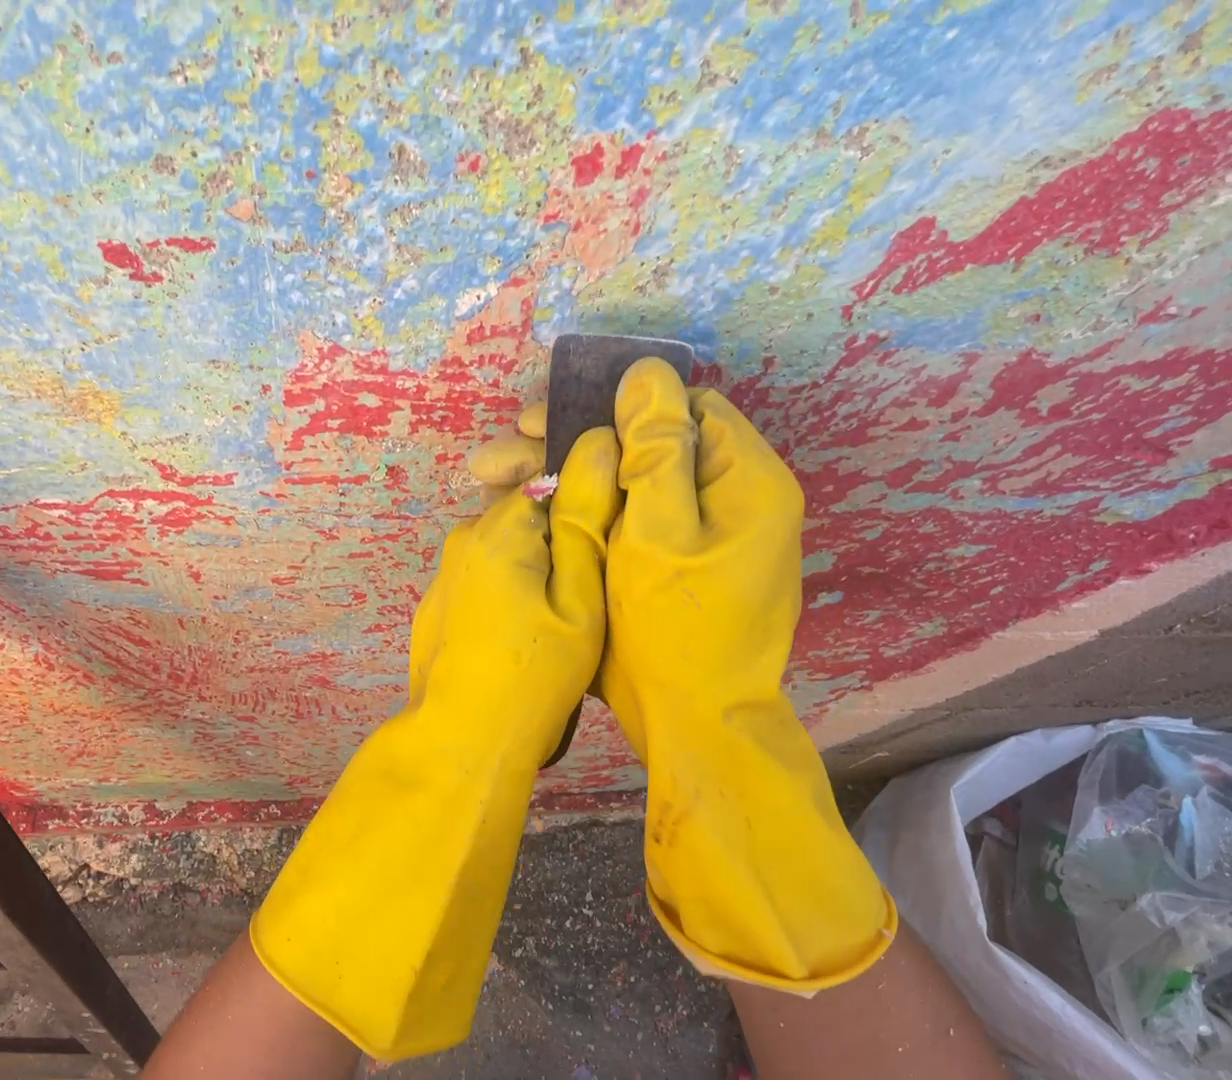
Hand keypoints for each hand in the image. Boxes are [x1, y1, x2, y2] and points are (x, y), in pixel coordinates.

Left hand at [251, 430, 619, 1059]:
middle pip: (523, 513)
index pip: (550, 479)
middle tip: (590, 592)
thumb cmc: (535, 673)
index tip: (611, 537)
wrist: (462, 742)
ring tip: (559, 620)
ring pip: (504, 550)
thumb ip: (586, 518)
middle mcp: (463, 538)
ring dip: (533, 568)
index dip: (586, 500)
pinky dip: (507, 593)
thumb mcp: (580, 597)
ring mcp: (443, 574)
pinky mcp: (435, 607)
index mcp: (499, 526)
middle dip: (559, 537)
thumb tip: (596, 442)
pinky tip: (521, 635)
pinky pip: (481, 581)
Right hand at [468, 359, 895, 994]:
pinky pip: (623, 517)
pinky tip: (518, 510)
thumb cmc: (675, 628)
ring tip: (487, 480)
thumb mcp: (658, 530)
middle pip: (645, 445)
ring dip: (562, 476)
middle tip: (504, 451)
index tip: (546, 419)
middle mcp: (728, 498)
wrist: (692, 723)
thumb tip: (646, 371)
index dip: (611, 405)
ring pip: (626, 482)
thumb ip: (654, 447)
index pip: (682, 410)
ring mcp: (699, 533)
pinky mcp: (670, 562)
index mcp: (745, 480)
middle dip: (570, 443)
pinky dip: (576, 509)